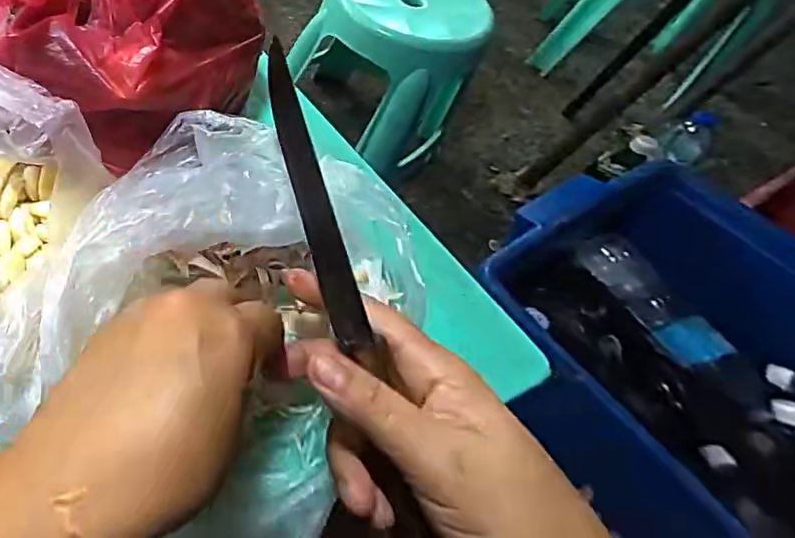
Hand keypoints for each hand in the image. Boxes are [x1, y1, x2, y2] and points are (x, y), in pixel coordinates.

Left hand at [0, 281, 283, 537]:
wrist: (80, 466)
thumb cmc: (170, 462)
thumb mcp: (230, 436)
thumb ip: (243, 387)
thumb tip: (243, 373)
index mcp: (225, 327)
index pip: (268, 316)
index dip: (272, 347)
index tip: (266, 376)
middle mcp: (185, 303)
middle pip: (224, 294)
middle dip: (234, 320)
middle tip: (229, 363)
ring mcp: (143, 305)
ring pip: (184, 299)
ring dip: (195, 321)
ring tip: (185, 364)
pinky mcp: (111, 318)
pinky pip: (150, 313)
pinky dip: (161, 329)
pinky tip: (149, 367)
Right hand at [284, 271, 606, 537]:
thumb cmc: (508, 507)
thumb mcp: (436, 455)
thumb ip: (370, 403)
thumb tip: (310, 352)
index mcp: (435, 373)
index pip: (373, 319)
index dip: (330, 298)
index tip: (286, 281)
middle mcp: (420, 395)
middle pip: (352, 378)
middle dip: (337, 412)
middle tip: (299, 407)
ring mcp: (415, 434)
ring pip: (354, 424)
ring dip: (351, 464)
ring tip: (367, 508)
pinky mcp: (411, 471)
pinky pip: (367, 460)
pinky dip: (364, 485)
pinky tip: (377, 515)